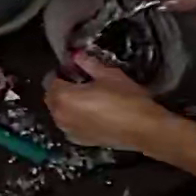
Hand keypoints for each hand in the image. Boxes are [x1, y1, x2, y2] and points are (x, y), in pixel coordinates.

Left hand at [43, 55, 174, 151]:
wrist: (145, 129)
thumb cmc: (126, 99)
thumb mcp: (109, 76)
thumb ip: (89, 64)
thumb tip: (76, 55)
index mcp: (62, 97)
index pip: (51, 81)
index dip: (61, 74)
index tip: (73, 71)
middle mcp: (59, 115)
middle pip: (51, 98)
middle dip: (61, 90)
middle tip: (80, 85)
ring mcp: (67, 130)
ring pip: (59, 112)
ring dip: (66, 105)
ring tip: (86, 100)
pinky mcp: (78, 140)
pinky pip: (69, 125)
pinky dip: (74, 119)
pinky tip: (91, 115)